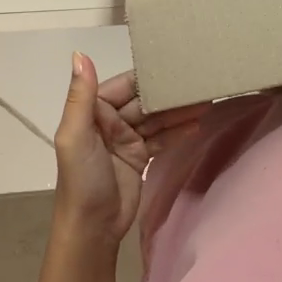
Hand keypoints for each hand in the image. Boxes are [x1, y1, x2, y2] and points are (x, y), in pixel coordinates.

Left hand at [53, 54, 209, 245]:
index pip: (125, 85)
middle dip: (169, 93)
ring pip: (157, 119)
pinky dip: (178, 132)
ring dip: (178, 111)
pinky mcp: (140, 157)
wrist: (92, 227)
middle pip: (145, 101)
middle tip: (200, 82)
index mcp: (93, 111)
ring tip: (206, 101)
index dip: (149, 75)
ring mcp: (126, 139)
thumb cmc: (82, 178)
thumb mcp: (75, 135)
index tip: (176, 62)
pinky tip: (197, 124)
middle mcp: (110, 121)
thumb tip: (79, 54)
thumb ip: (80, 96)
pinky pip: (161, 138)